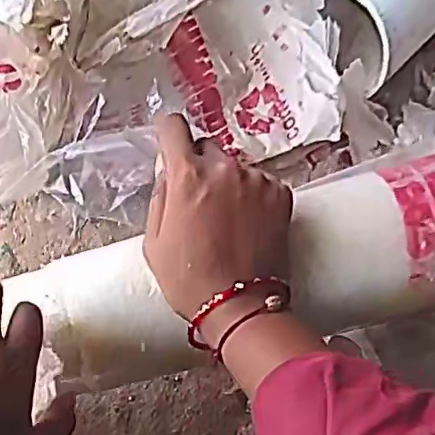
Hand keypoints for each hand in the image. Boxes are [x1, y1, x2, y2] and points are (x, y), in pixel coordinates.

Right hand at [142, 114, 294, 319]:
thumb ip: (159, 200)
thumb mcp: (154, 245)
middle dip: (200, 169)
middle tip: (199, 204)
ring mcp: (257, 179)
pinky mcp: (281, 194)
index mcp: (187, 177)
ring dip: (229, 186)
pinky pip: (261, 184)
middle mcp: (224, 168)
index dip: (168, 133)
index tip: (169, 141)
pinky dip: (252, 199)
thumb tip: (167, 174)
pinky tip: (246, 227)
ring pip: (236, 169)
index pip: (174, 128)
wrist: (239, 306)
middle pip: (208, 150)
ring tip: (226, 224)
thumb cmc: (189, 282)